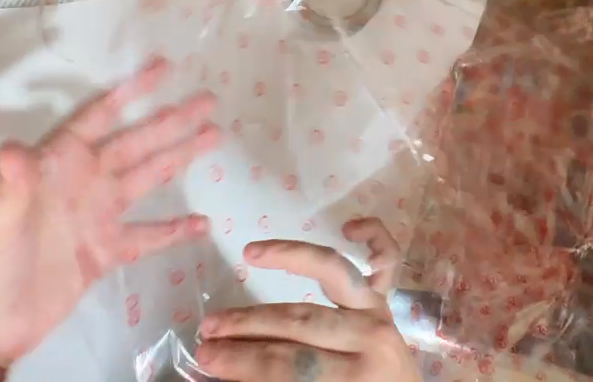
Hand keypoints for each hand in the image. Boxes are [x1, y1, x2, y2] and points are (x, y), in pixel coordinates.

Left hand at [0, 58, 220, 380]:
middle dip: (173, 120)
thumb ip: (13, 188)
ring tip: (215, 137)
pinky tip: (202, 224)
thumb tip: (14, 149)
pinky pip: (146, 236)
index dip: (131, 91)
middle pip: (136, 142)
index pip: (100, 116)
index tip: (164, 68)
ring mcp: (97, 216)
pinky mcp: (104, 252)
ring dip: (181, 157)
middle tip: (209, 100)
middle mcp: (84, 181)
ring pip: (149, 179)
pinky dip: (174, 230)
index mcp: (59, 164)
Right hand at [196, 219, 421, 381]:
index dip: (242, 360)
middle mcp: (370, 337)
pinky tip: (349, 225)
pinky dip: (373, 234)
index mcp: (354, 379)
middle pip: (300, 321)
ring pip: (331, 273)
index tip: (205, 355)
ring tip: (250, 252)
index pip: (287, 365)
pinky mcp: (387, 302)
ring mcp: (380, 313)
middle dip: (248, 324)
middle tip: (208, 326)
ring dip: (286, 258)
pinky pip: (387, 259)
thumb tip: (224, 373)